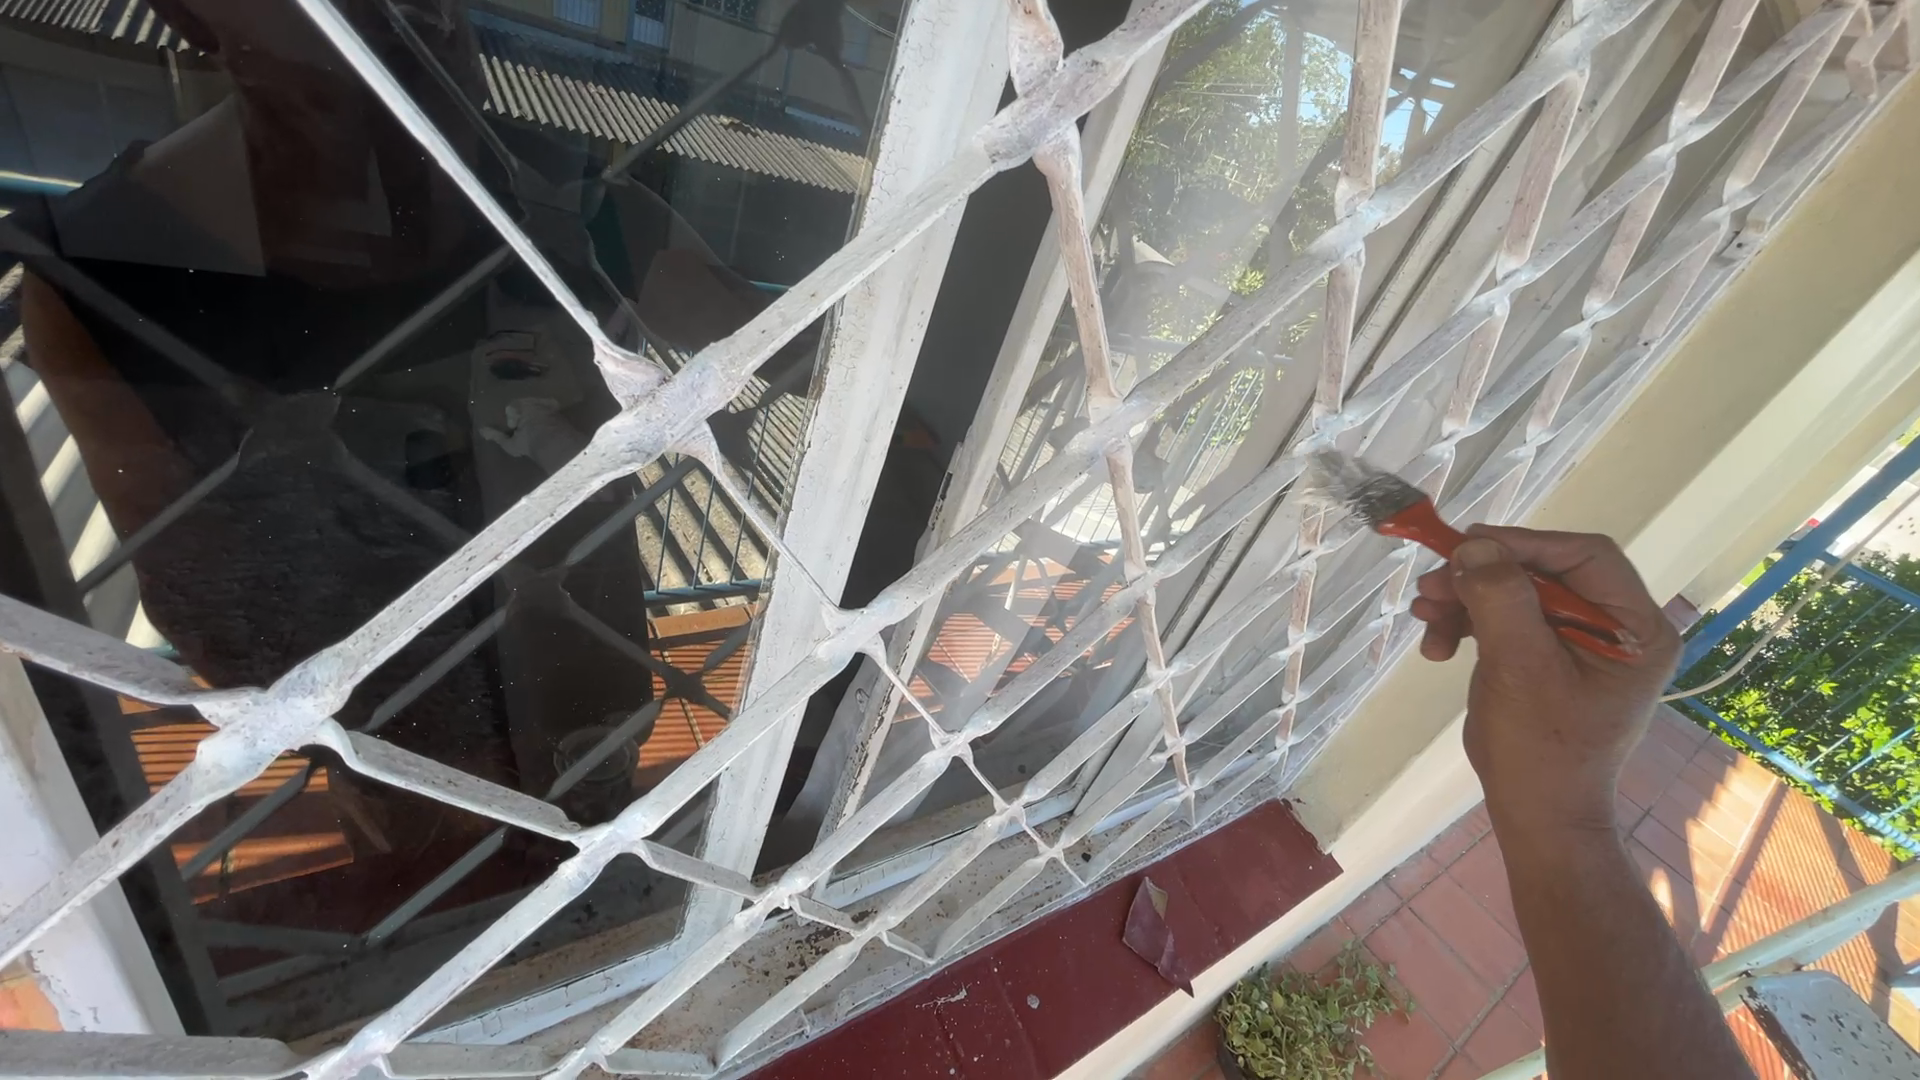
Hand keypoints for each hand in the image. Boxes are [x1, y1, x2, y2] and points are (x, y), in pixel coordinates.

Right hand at [1410, 526, 1680, 834]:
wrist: (1533, 806)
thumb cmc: (1541, 745)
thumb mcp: (1520, 668)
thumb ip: (1501, 600)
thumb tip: (1473, 546)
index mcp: (1634, 627)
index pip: (1584, 557)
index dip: (1523, 544)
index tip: (1464, 547)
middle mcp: (1610, 627)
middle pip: (1538, 572)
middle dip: (1479, 578)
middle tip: (1429, 588)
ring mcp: (1571, 641)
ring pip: (1509, 593)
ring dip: (1461, 601)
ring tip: (1423, 617)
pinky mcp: (1538, 655)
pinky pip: (1497, 619)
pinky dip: (1461, 624)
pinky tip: (1436, 646)